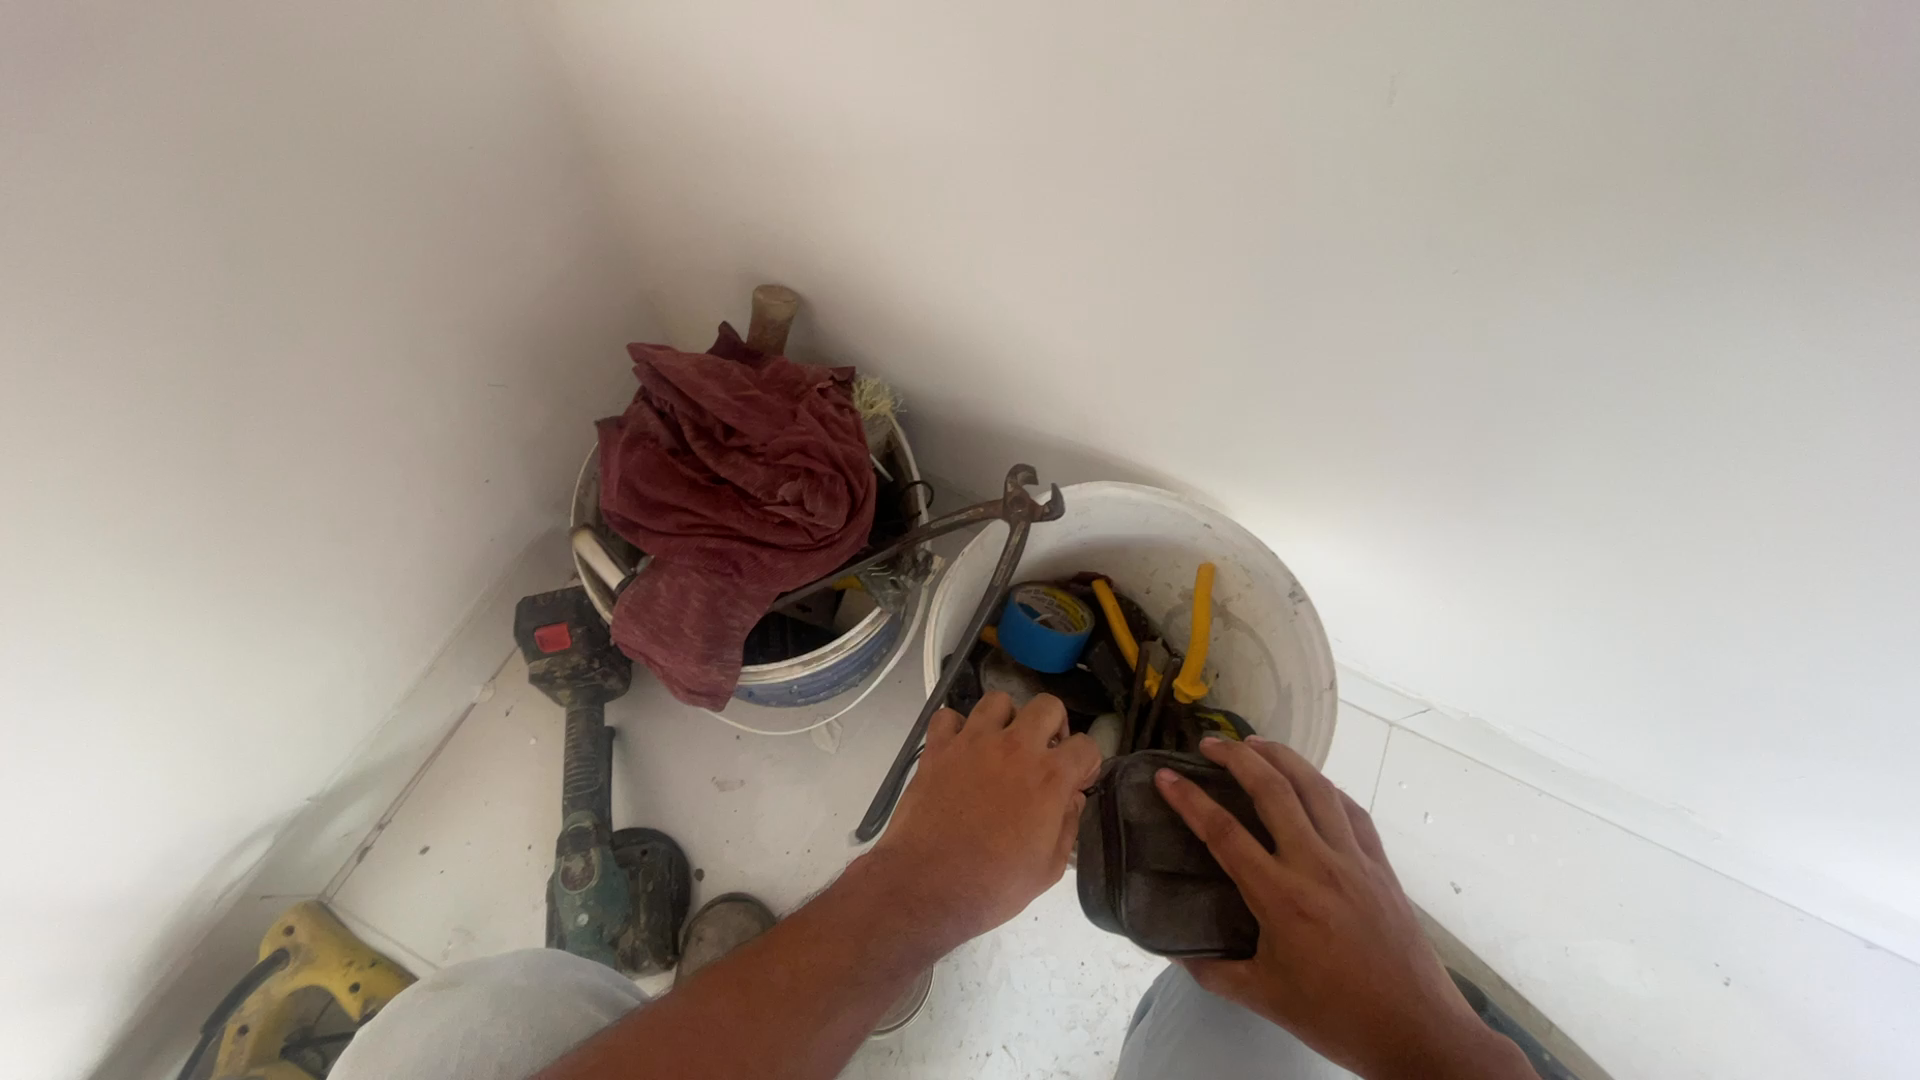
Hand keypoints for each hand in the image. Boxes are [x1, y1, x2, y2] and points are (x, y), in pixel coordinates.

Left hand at [865, 692, 1101, 954]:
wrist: (928, 886)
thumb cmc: (993, 885)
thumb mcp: (1048, 869)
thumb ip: (1067, 826)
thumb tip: (1072, 798)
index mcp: (1049, 777)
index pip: (1086, 746)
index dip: (1086, 763)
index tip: (1076, 781)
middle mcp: (1015, 747)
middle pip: (1047, 706)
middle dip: (1053, 726)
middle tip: (1043, 753)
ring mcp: (973, 742)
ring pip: (998, 700)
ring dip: (1006, 719)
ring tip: (1001, 745)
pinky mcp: (938, 747)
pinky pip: (949, 716)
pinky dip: (956, 727)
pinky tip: (960, 749)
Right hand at [1155, 737, 1533, 1079]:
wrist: (1420, 1035)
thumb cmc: (1337, 1017)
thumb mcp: (1264, 999)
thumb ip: (1213, 971)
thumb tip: (1174, 950)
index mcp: (1280, 897)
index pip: (1223, 832)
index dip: (1188, 799)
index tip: (1165, 776)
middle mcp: (1315, 865)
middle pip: (1272, 790)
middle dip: (1236, 757)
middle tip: (1209, 744)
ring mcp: (1353, 860)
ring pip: (1315, 787)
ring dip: (1281, 756)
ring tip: (1254, 743)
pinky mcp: (1380, 865)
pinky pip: (1350, 809)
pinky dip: (1323, 785)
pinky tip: (1310, 781)